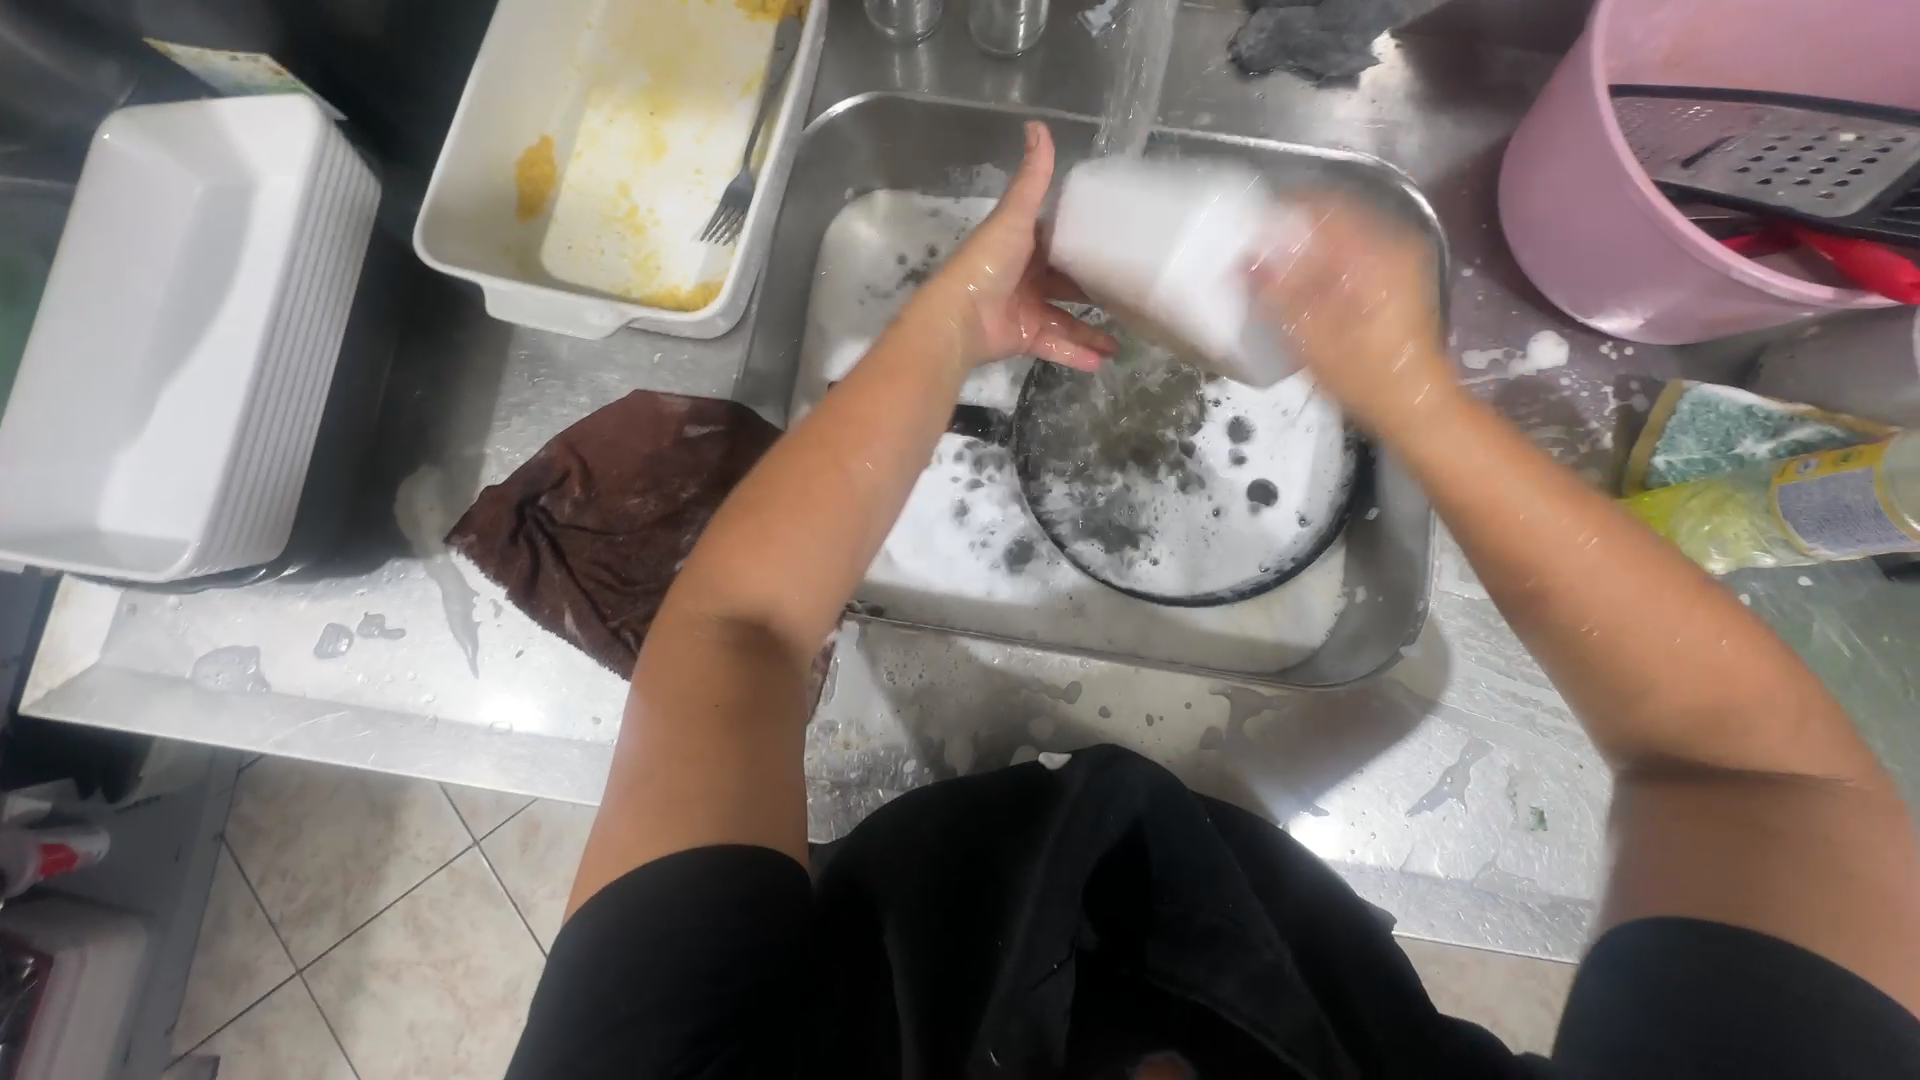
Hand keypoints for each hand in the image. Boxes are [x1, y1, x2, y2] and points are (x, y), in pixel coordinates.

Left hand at [910, 122, 1115, 371]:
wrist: (958, 317)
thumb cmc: (987, 263)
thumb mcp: (1014, 216)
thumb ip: (1032, 180)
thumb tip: (1039, 125)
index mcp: (1024, 244)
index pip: (1060, 241)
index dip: (1086, 241)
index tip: (1120, 242)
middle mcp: (1026, 276)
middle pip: (1067, 283)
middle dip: (1096, 292)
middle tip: (1131, 294)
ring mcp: (1025, 309)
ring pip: (1066, 319)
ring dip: (1092, 331)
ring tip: (1125, 339)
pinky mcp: (1023, 338)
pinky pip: (1055, 345)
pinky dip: (1076, 354)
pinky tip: (1103, 361)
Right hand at [1248, 198, 1457, 435]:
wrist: (1415, 406)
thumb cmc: (1366, 377)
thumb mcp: (1312, 337)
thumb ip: (1278, 293)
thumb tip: (1244, 260)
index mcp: (1376, 253)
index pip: (1325, 207)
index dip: (1284, 211)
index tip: (1250, 225)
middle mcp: (1395, 245)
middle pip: (1335, 218)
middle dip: (1294, 231)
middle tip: (1256, 251)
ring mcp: (1401, 261)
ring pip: (1344, 236)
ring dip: (1308, 248)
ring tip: (1273, 269)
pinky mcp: (1398, 280)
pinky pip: (1354, 254)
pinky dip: (1325, 262)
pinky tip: (1303, 285)